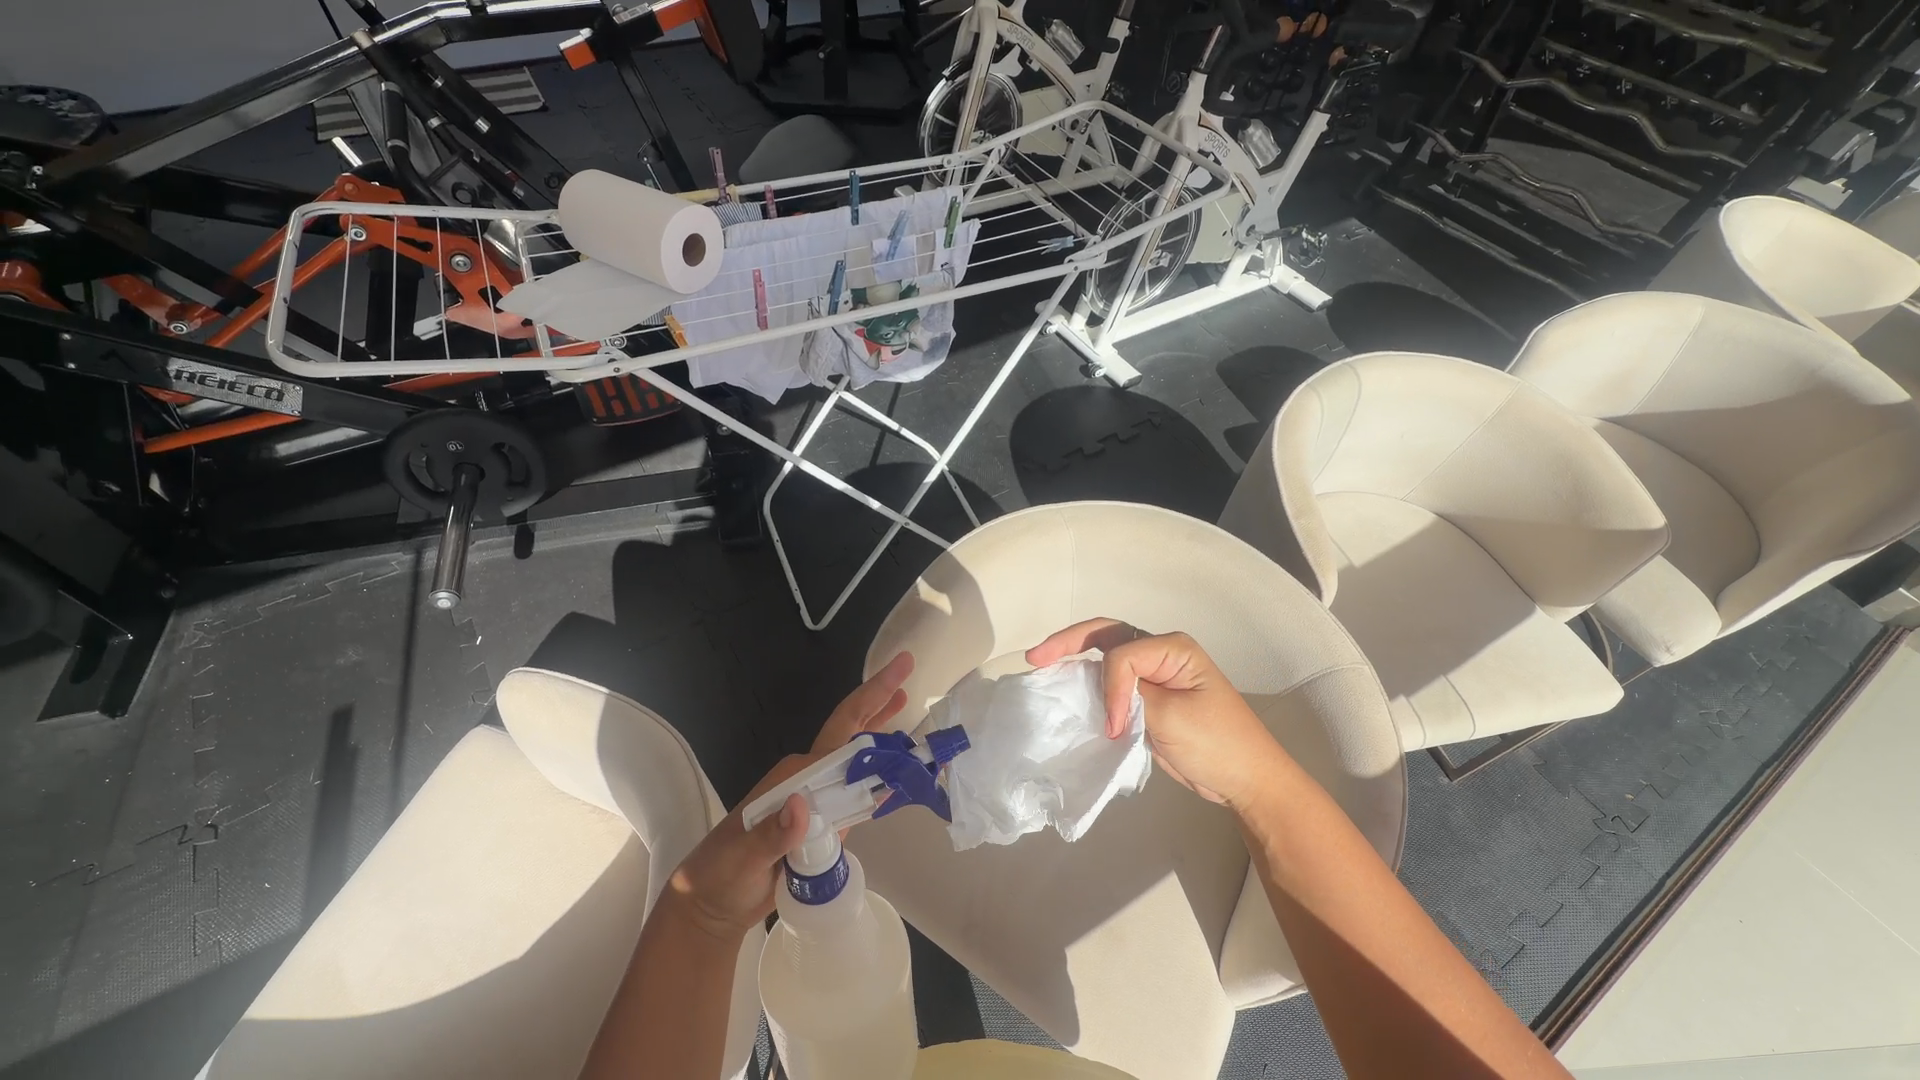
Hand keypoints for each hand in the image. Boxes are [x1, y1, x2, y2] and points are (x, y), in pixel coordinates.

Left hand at [657, 651, 914, 939]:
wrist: (712, 905)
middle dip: (881, 707)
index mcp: (795, 775)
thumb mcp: (742, 856)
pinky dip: (878, 786)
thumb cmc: (721, 874)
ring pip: (858, 767)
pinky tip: (896, 779)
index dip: (872, 698)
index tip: (899, 671)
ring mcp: (817, 803)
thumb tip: (802, 805)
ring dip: (885, 747)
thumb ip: (772, 834)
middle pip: (852, 737)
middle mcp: (809, 780)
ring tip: (915, 730)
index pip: (842, 730)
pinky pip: (855, 799)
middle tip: (908, 675)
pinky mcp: (823, 826)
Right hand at [1026, 620, 1288, 810]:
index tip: (1115, 727)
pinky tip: (1068, 690)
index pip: (1121, 656)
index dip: (1109, 688)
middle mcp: (1161, 653)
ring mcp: (1154, 675)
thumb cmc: (1216, 744)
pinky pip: (1112, 683)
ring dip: (1076, 661)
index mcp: (1173, 648)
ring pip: (1105, 657)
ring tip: (1043, 668)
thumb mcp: (1171, 716)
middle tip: (1034, 658)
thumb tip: (1100, 694)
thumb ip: (1131, 695)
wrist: (1245, 779)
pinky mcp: (1148, 699)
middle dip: (1068, 643)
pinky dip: (1089, 685)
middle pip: (1106, 636)